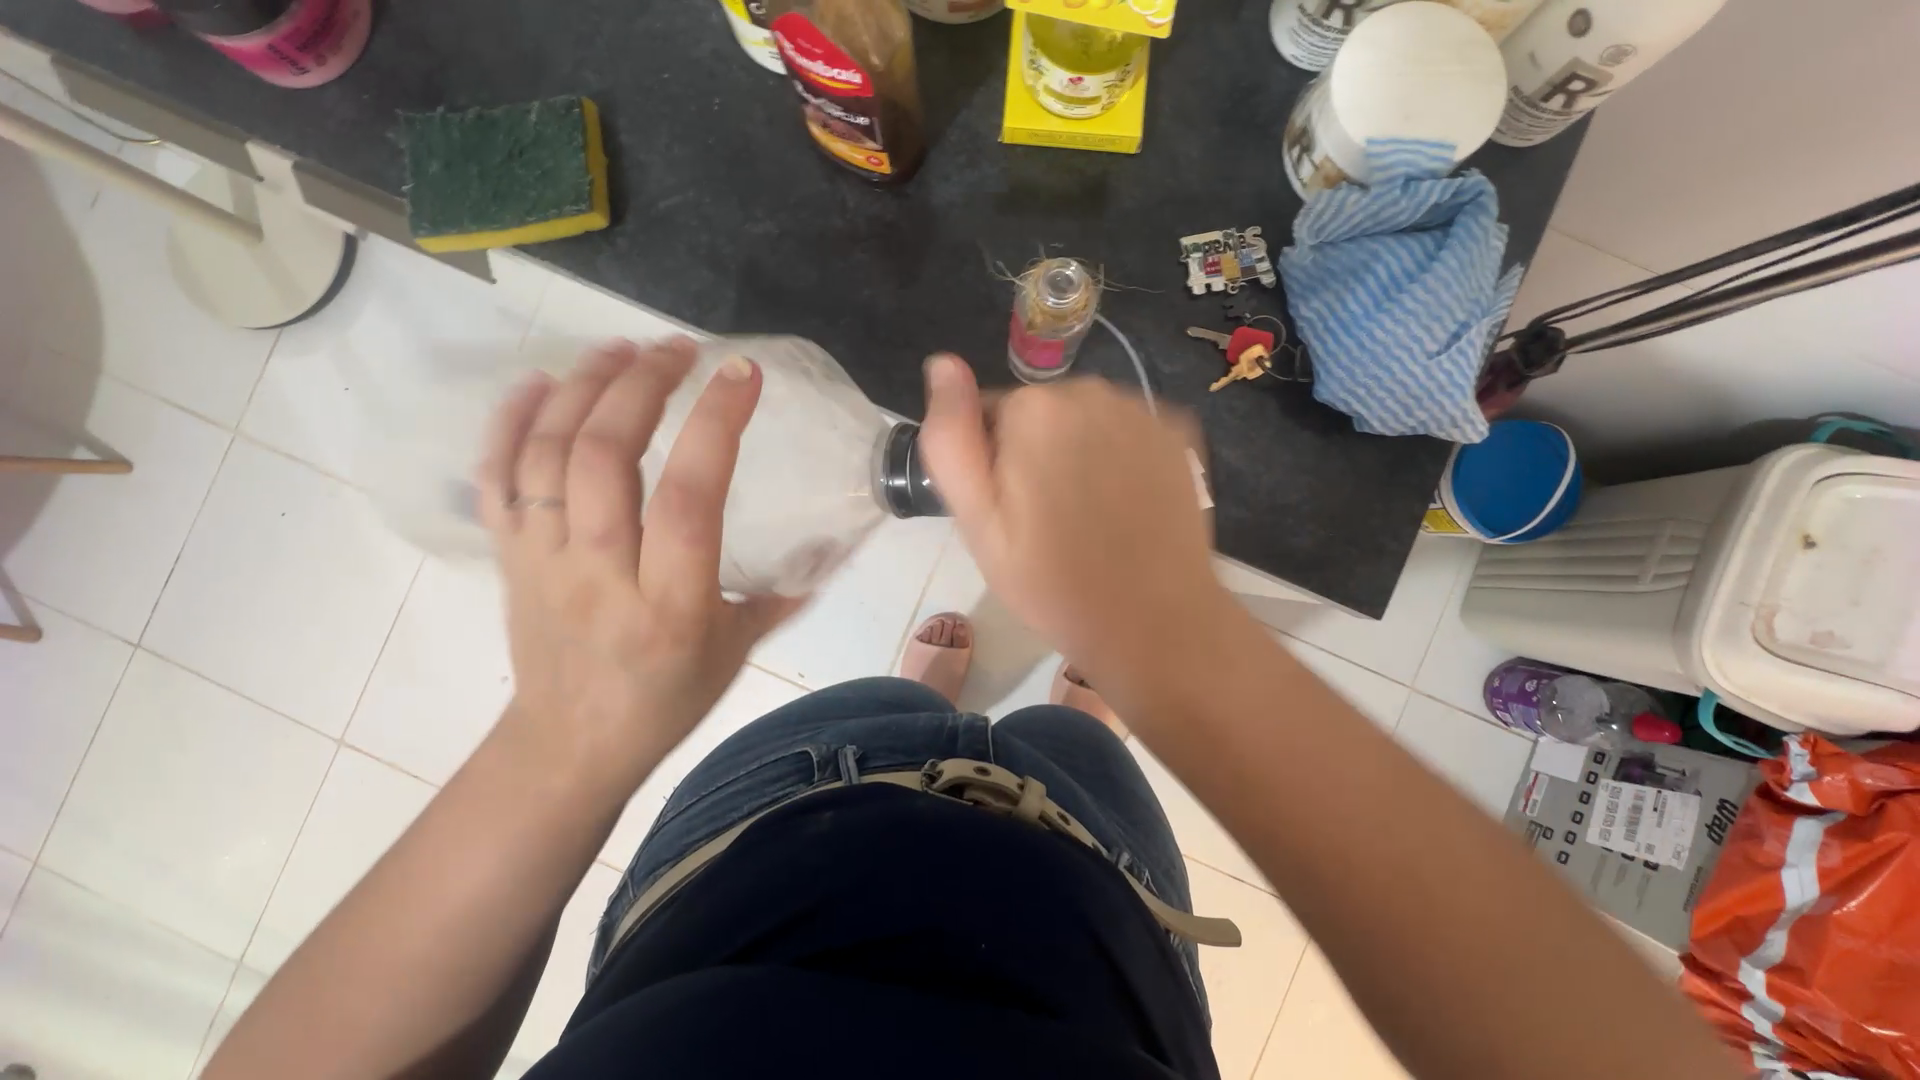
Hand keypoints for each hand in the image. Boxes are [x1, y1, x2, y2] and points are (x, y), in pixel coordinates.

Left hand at [477, 338, 801, 785]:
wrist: (570, 743)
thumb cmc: (665, 699)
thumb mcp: (737, 651)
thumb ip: (780, 594)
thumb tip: (828, 549)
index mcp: (670, 603)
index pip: (689, 497)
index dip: (714, 425)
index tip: (741, 375)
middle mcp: (601, 573)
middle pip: (606, 457)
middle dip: (644, 385)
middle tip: (679, 351)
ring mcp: (544, 561)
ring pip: (549, 455)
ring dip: (584, 387)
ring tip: (623, 349)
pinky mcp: (509, 556)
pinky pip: (496, 480)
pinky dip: (509, 422)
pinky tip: (540, 382)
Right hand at [917, 354, 1232, 695]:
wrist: (1152, 621)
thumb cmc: (1051, 579)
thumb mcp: (977, 520)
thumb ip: (951, 436)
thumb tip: (942, 364)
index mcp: (1034, 407)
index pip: (991, 416)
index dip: (992, 465)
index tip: (1009, 513)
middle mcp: (1093, 391)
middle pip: (1042, 414)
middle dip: (1036, 454)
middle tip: (1044, 521)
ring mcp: (1144, 411)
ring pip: (1087, 421)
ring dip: (1080, 454)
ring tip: (1088, 518)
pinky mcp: (1181, 434)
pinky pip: (1129, 433)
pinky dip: (1123, 457)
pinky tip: (1126, 505)